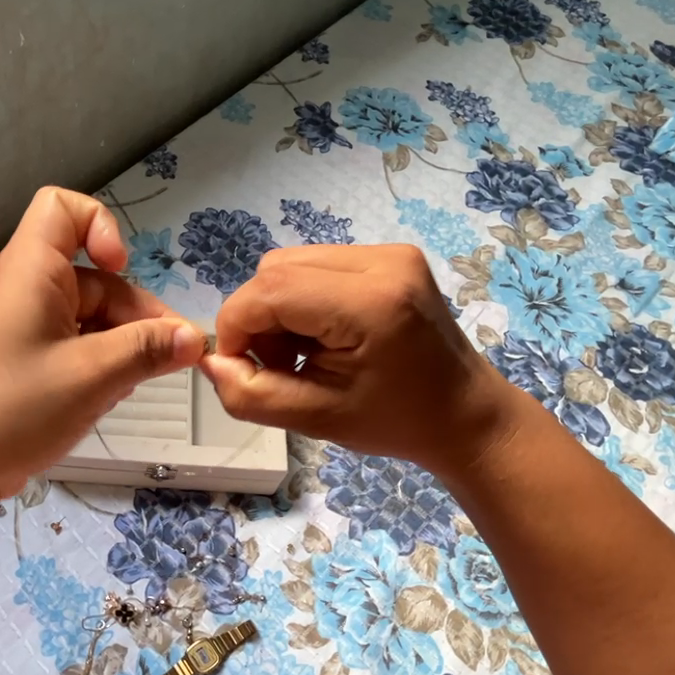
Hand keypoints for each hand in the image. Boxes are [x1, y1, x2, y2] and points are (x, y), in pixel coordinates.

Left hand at [0, 187, 204, 502]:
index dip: (101, 225)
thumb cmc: (15, 411)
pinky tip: (108, 394)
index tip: (124, 268)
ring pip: (82, 314)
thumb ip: (148, 350)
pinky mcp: (13, 359)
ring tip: (138, 382)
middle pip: (89, 275)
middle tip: (172, 356)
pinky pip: (64, 342)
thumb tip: (194, 338)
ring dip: (118, 341)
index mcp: (27, 271)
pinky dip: (93, 360)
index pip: (62, 208)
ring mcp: (13, 326)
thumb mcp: (93, 377)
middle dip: (133, 311)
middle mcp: (18, 288)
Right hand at [199, 245, 520, 478]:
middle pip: (275, 270)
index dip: (235, 328)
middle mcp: (380, 260)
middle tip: (278, 366)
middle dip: (257, 320)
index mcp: (368, 302)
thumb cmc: (394, 423)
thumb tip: (209, 362)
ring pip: (291, 265)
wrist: (465, 415)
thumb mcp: (313, 419)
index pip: (268, 290)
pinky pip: (316, 267)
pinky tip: (322, 337)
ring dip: (277, 311)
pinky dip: (301, 302)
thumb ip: (250, 394)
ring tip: (302, 354)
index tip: (239, 369)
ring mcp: (388, 252)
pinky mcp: (389, 255)